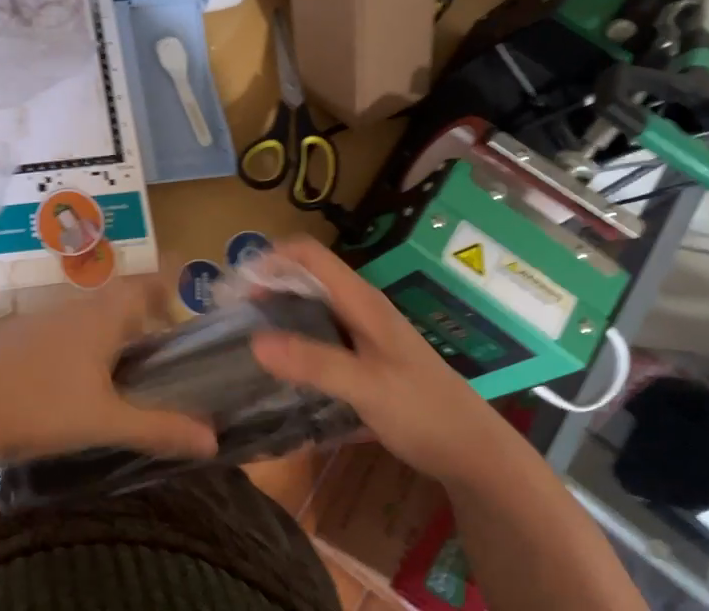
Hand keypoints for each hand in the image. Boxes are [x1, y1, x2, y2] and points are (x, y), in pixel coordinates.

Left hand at [0, 280, 217, 463]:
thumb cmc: (40, 406)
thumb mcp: (106, 422)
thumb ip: (159, 428)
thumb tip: (212, 437)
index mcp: (99, 318)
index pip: (140, 285)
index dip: (163, 286)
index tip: (183, 296)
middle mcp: (71, 309)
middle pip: (114, 299)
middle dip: (140, 313)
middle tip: (163, 343)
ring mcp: (39, 321)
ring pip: (86, 315)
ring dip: (109, 330)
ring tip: (127, 366)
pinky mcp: (16, 338)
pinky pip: (61, 331)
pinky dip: (81, 345)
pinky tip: (77, 379)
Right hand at [251, 238, 517, 484]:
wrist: (476, 454)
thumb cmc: (424, 412)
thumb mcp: (366, 388)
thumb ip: (312, 363)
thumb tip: (254, 341)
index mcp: (362, 302)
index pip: (309, 254)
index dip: (270, 257)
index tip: (237, 284)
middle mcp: (361, 308)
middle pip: (305, 276)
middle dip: (267, 284)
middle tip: (232, 312)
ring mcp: (365, 333)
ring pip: (312, 305)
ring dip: (279, 311)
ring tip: (247, 335)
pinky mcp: (366, 358)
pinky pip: (321, 333)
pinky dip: (295, 337)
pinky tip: (281, 364)